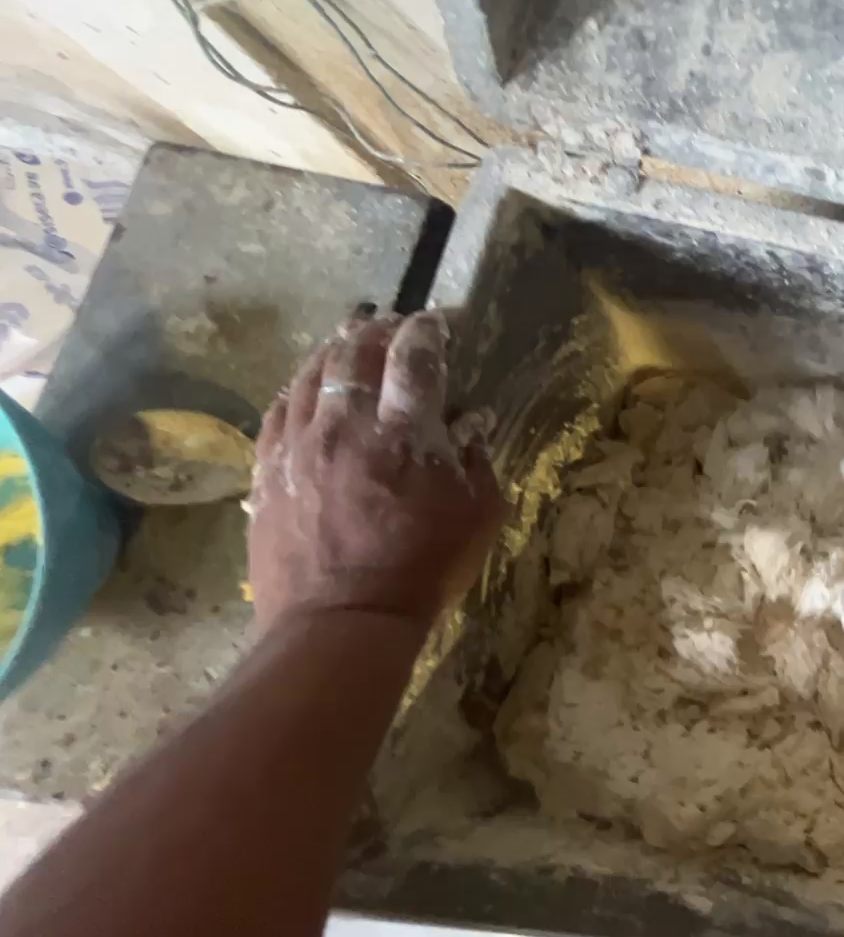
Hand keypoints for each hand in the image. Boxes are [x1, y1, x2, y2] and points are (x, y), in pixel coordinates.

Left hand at [248, 310, 505, 630]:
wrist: (342, 616)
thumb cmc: (427, 564)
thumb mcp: (481, 511)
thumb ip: (475, 458)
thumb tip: (469, 423)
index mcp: (407, 436)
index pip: (415, 359)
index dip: (430, 330)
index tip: (444, 319)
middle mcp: (347, 427)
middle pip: (354, 353)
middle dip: (379, 328)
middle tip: (397, 321)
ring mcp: (299, 445)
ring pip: (310, 374)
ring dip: (336, 347)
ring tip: (354, 336)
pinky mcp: (268, 467)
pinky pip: (278, 408)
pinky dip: (299, 384)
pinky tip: (310, 382)